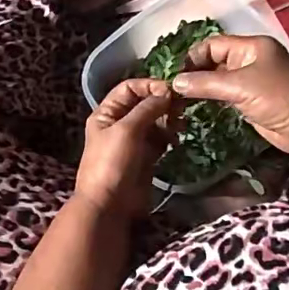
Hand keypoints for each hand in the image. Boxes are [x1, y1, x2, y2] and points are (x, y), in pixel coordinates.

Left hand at [76, 78, 175, 215]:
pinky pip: (160, 139)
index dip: (149, 85)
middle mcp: (119, 123)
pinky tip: (177, 137)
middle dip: (162, 102)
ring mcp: (133, 140)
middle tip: (182, 106)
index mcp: (106, 113)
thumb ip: (147, 109)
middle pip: (143, 103)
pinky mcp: (145, 156)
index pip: (128, 88)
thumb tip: (166, 92)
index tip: (170, 90)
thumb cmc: (112, 163)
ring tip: (181, 123)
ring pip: (154, 121)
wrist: (109, 204)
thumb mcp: (126, 130)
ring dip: (168, 119)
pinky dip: (169, 135)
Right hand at [170, 35, 288, 153]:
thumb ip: (205, 83)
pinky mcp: (251, 101)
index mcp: (251, 47)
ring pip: (217, 80)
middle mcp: (250, 60)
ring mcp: (251, 81)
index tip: (174, 75)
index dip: (192, 57)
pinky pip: (224, 96)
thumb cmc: (279, 98)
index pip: (212, 45)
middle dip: (193, 74)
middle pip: (213, 61)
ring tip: (177, 100)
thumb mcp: (239, 86)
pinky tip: (193, 108)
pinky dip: (209, 100)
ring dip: (199, 89)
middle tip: (171, 89)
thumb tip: (175, 82)